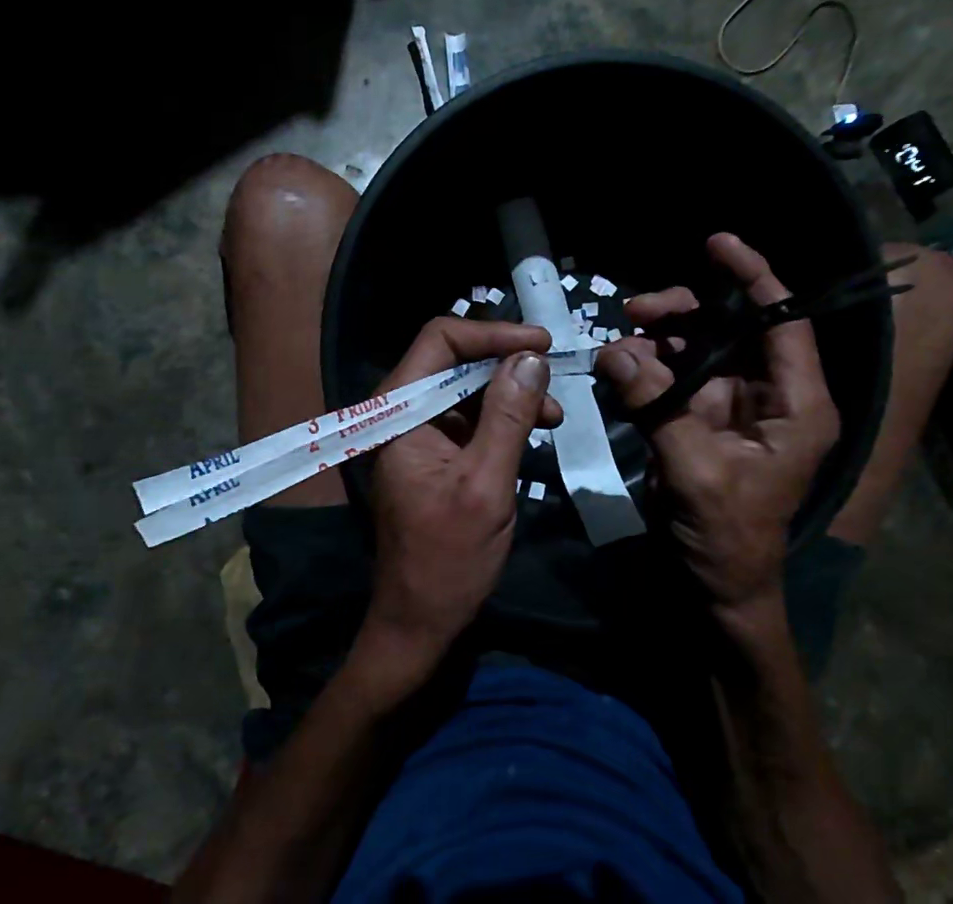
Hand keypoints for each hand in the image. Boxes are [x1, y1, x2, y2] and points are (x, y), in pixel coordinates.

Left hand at [360, 318, 560, 679]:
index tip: (541, 343)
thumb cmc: (448, 558)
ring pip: (464, 389)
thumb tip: (530, 357)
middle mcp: (400, 414)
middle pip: (452, 361)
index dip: (491, 333)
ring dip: (510, 393)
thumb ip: (507, 416)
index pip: (440, 341)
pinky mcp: (432, 454)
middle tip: (555, 380)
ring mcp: (415, 434)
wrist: (420, 619)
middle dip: (506, 365)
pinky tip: (535, 430)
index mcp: (398, 413)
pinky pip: (468, 419)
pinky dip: (502, 418)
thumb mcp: (486, 484)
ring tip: (554, 415)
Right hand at [596, 233, 839, 616]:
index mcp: (797, 406)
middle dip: (685, 311)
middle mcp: (769, 396)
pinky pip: (672, 377)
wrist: (714, 585)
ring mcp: (731, 407)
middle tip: (634, 309)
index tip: (716, 243)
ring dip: (658, 338)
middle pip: (732, 328)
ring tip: (618, 344)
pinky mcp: (699, 420)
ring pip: (697, 348)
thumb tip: (617, 351)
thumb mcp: (695, 471)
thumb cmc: (727, 537)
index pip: (783, 324)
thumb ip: (658, 407)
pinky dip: (645, 366)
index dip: (754, 278)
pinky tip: (619, 367)